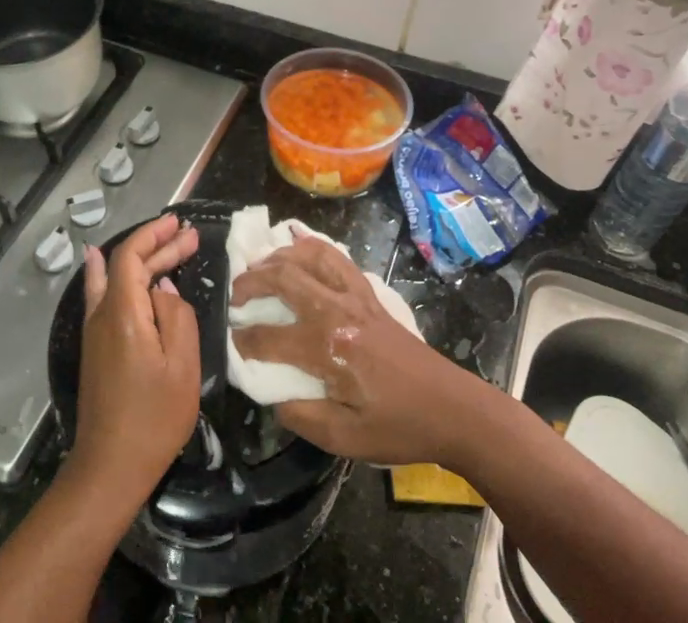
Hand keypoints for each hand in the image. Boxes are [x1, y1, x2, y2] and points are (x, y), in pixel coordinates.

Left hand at [72, 213, 201, 497]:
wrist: (111, 463)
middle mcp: (101, 315)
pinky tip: (101, 263)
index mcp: (123, 313)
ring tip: (170, 247)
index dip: (154, 235)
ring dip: (143, 263)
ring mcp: (95, 332)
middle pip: (123, 266)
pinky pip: (104, 297)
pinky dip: (115, 277)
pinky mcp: (96, 348)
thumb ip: (177, 317)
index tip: (181, 223)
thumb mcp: (182, 366)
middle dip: (157, 247)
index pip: (130, 256)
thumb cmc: (154, 417)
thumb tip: (165, 290)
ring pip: (114, 281)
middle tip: (190, 236)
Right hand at [230, 239, 486, 466]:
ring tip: (261, 267)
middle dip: (250, 283)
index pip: (268, 338)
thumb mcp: (344, 439)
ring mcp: (357, 298)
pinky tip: (299, 248)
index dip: (243, 342)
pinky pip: (337, 259)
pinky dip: (313, 248)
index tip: (233, 347)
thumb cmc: (400, 427)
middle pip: (283, 278)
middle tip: (235, 297)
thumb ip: (301, 416)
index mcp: (327, 348)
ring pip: (311, 256)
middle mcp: (337, 312)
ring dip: (280, 257)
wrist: (455, 410)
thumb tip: (274, 397)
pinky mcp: (371, 297)